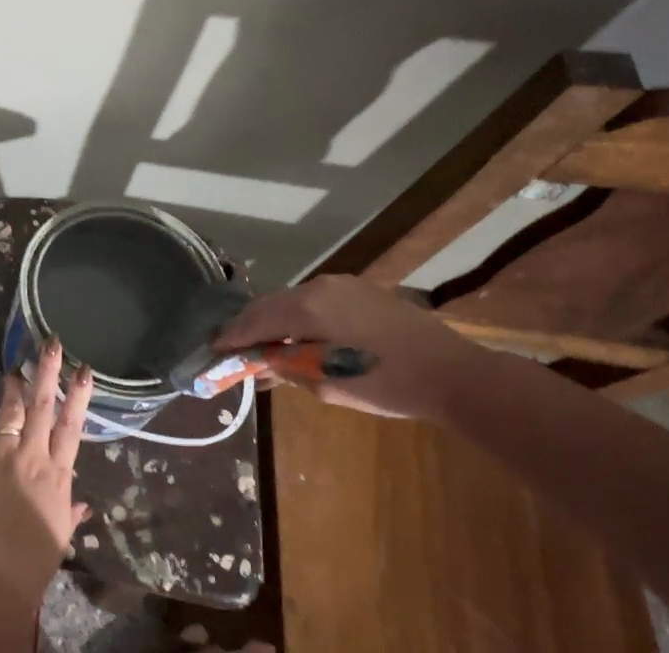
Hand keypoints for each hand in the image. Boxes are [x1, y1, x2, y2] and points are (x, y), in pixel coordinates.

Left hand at [0, 338, 93, 604]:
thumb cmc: (35, 558)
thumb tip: (82, 503)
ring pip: (12, 410)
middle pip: (43, 407)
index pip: (72, 427)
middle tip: (51, 343)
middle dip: (48, 372)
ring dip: (15, 385)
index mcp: (58, 474)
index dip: (79, 397)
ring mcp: (3, 454)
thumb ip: (70, 511)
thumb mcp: (60, 533)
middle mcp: (33, 456)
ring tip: (17, 364)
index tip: (84, 370)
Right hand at [212, 275, 489, 420]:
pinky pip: (319, 302)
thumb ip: (285, 367)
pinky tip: (304, 338)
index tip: (212, 350)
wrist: (456, 376)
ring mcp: (344, 285)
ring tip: (268, 347)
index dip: (231, 336)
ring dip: (278, 322)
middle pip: (271, 305)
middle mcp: (319, 286)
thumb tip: (261, 361)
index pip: (254, 319)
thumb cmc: (386, 384)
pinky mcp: (364, 292)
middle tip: (235, 349)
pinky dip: (303, 318)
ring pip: (295, 301)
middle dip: (251, 327)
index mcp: (306, 306)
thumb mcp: (325, 383)